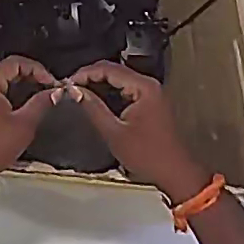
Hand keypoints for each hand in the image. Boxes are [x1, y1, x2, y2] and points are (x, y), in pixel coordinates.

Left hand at [0, 56, 58, 192]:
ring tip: (42, 97)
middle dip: (32, 76)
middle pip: (10, 68)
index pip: (16, 62)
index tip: (52, 82)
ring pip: (4, 79)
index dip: (38, 69)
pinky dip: (13, 94)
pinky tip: (26, 106)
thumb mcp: (24, 124)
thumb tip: (54, 93)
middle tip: (50, 89)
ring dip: (23, 86)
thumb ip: (41, 103)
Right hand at [66, 61, 210, 200]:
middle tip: (70, 87)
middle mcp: (149, 85)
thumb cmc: (148, 155)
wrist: (176, 174)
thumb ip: (92, 107)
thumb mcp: (114, 132)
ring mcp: (151, 93)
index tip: (67, 83)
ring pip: (118, 79)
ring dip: (98, 83)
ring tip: (79, 93)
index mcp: (143, 87)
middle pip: (113, 70)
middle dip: (90, 77)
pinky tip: (96, 100)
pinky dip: (109, 91)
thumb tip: (73, 90)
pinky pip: (125, 88)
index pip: (108, 69)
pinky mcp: (150, 102)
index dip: (84, 74)